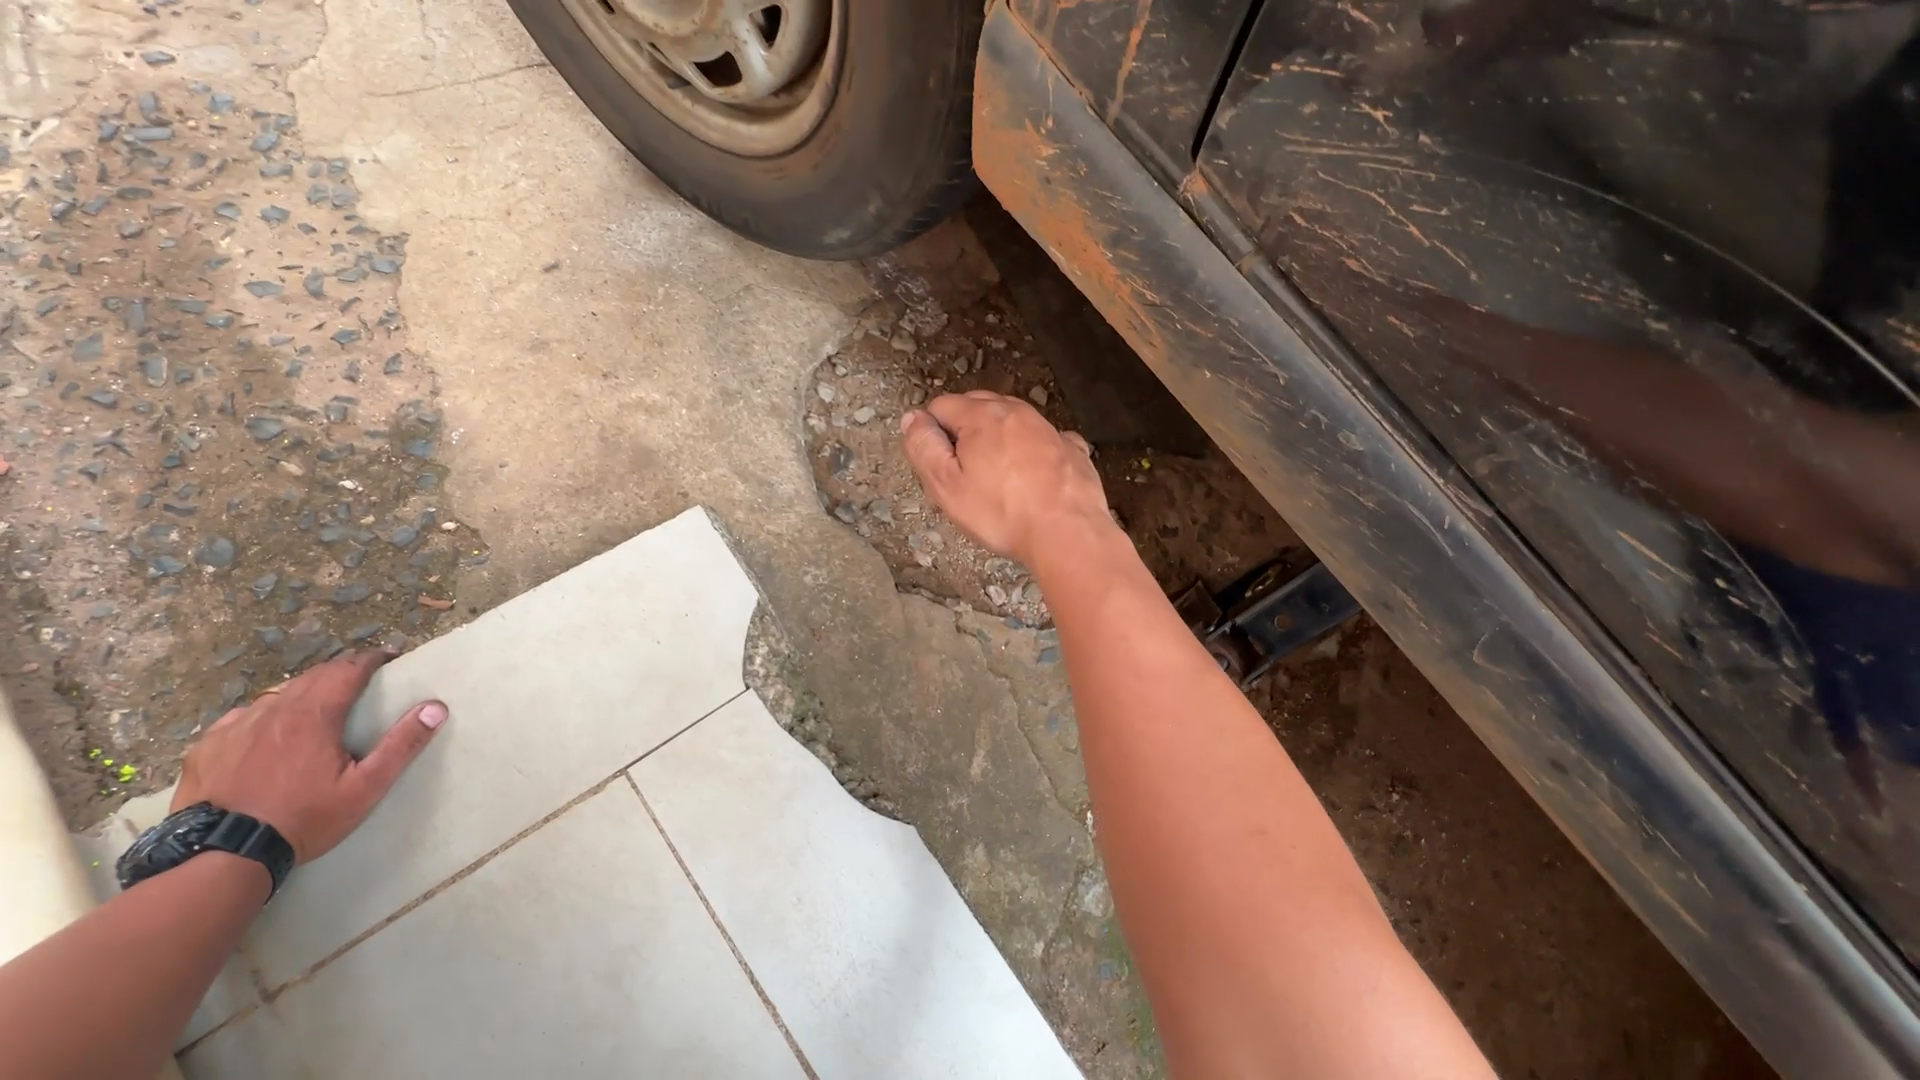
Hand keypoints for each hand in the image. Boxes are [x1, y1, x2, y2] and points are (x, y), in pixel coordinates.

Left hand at [171, 650, 445, 863]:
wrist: (223, 856)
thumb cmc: (304, 819)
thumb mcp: (365, 787)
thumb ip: (401, 745)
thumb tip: (435, 707)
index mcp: (314, 715)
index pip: (347, 670)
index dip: (371, 659)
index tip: (388, 658)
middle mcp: (274, 710)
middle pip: (312, 676)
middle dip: (340, 672)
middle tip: (359, 680)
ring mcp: (236, 726)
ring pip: (277, 694)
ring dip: (303, 692)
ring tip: (316, 705)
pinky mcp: (207, 746)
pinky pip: (242, 717)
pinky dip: (264, 715)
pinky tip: (266, 732)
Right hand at [899, 391, 1116, 566]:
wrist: (1066, 533)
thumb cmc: (1003, 514)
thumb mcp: (946, 486)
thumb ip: (924, 447)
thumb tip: (913, 419)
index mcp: (983, 417)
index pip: (941, 406)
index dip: (932, 434)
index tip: (939, 465)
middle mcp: (1017, 413)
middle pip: (978, 407)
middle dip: (964, 431)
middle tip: (963, 473)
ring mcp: (1048, 430)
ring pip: (1012, 422)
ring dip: (998, 441)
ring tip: (996, 480)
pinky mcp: (1071, 450)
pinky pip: (1043, 441)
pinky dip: (1032, 453)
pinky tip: (1030, 480)